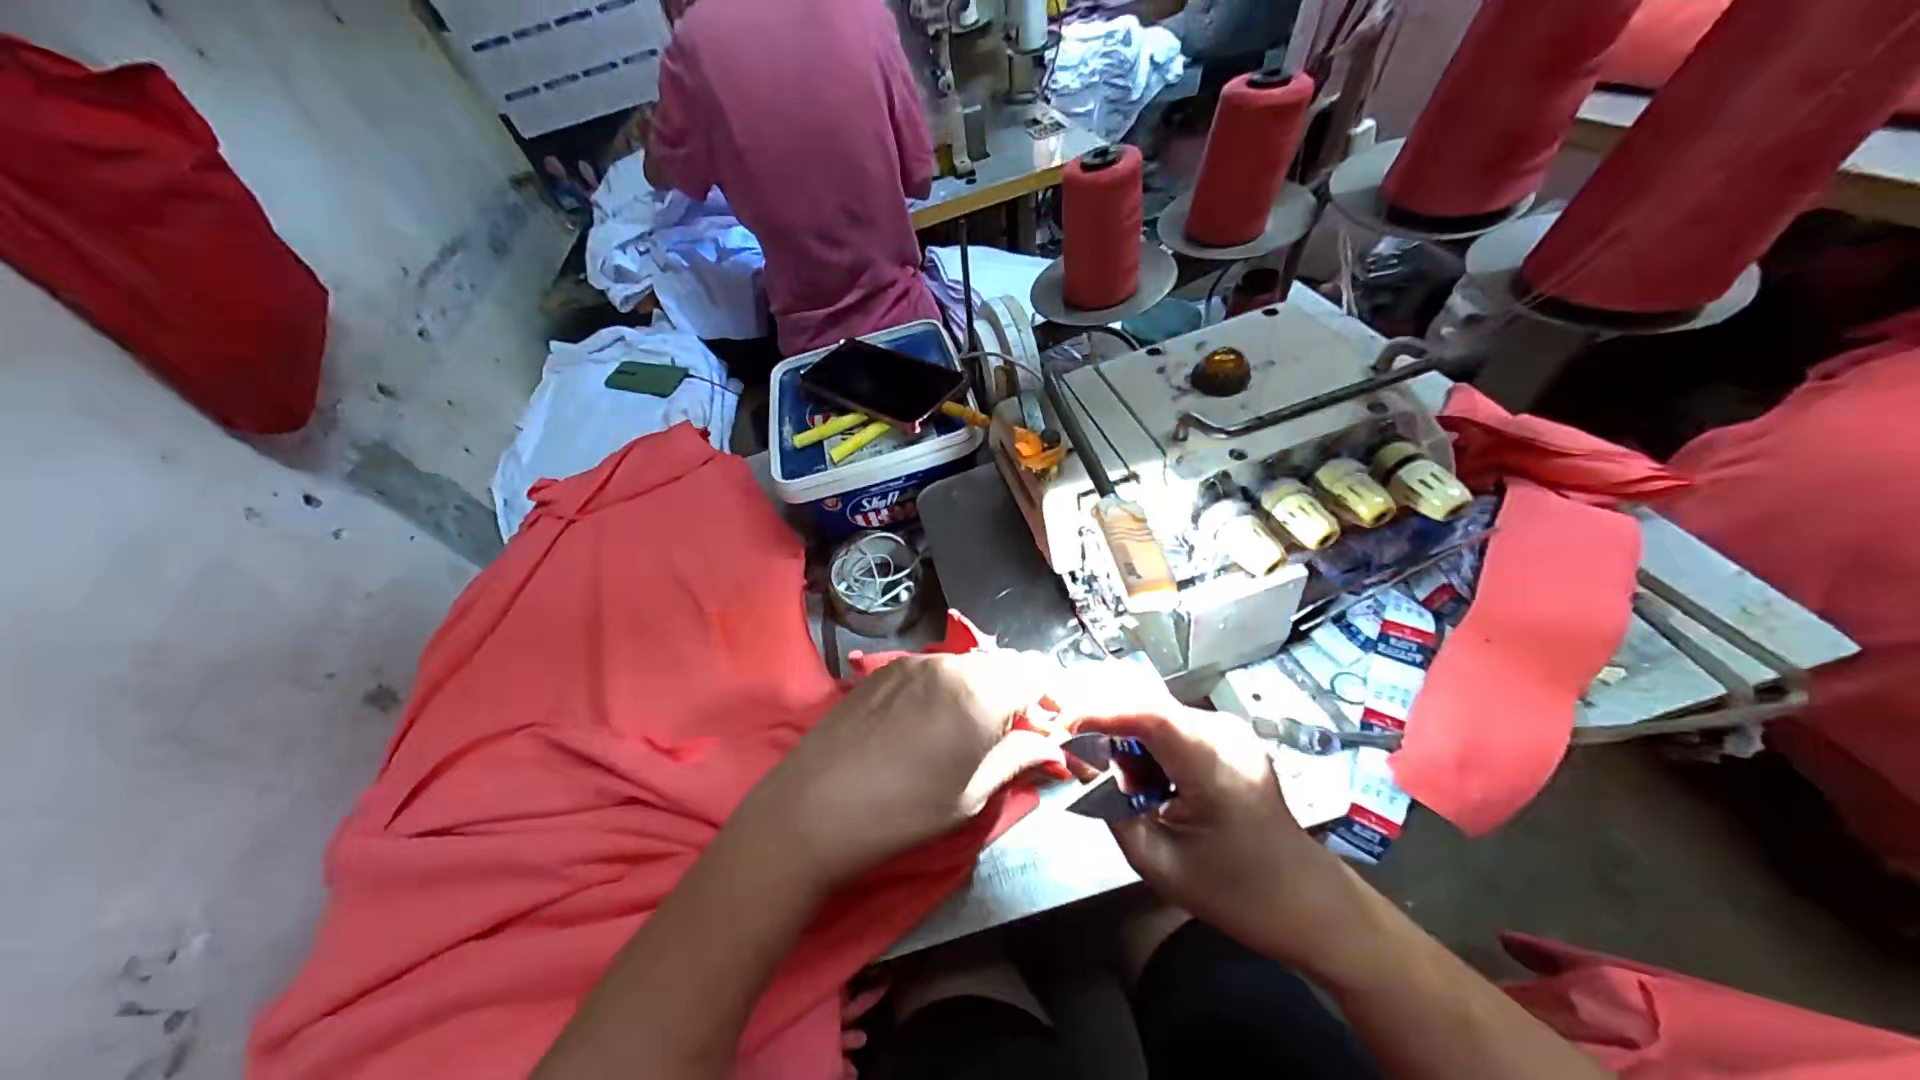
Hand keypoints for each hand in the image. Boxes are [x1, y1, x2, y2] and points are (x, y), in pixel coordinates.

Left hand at [726, 651, 1066, 889]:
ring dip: (984, 686)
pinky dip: (950, 685)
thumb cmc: (902, 812)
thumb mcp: (970, 795)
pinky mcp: (885, 669)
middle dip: (1019, 690)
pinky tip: (934, 719)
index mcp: (979, 694)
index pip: (1036, 673)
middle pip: (1003, 664)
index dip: (1050, 696)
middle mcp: (949, 666)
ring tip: (973, 728)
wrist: (813, 808)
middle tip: (1015, 731)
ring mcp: (913, 663)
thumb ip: (1017, 758)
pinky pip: (935, 668)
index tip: (1050, 725)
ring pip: (968, 663)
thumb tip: (1051, 745)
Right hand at [1060, 674, 1368, 971]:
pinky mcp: (1223, 735)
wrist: (1306, 899)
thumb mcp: (1157, 862)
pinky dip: (1135, 733)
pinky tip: (1120, 756)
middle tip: (1060, 731)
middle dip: (1099, 712)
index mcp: (1216, 769)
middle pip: (1147, 703)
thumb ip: (1112, 806)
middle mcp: (1224, 735)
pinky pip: (1167, 721)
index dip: (1101, 714)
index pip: (1151, 718)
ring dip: (1115, 723)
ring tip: (1084, 746)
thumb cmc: (1235, 892)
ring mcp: (1227, 730)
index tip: (1062, 728)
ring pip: (1153, 707)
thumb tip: (1078, 759)